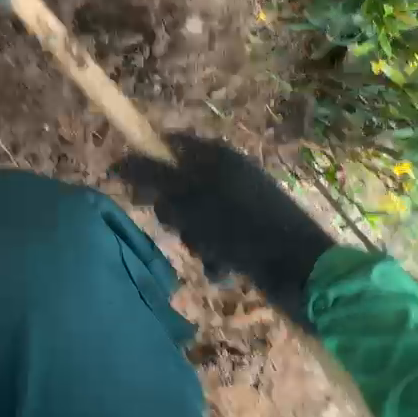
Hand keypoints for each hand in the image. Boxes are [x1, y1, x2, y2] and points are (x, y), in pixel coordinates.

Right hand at [112, 134, 335, 327]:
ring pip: (193, 215)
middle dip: (172, 210)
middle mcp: (227, 174)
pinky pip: (215, 238)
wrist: (301, 271)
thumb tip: (116, 162)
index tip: (133, 188)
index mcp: (216, 155)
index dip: (146, 162)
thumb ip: (149, 177)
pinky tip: (223, 268)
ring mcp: (240, 204)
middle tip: (177, 224)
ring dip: (193, 237)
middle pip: (177, 184)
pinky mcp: (249, 232)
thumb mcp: (187, 199)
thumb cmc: (240, 227)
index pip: (169, 145)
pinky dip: (214, 253)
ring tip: (208, 252)